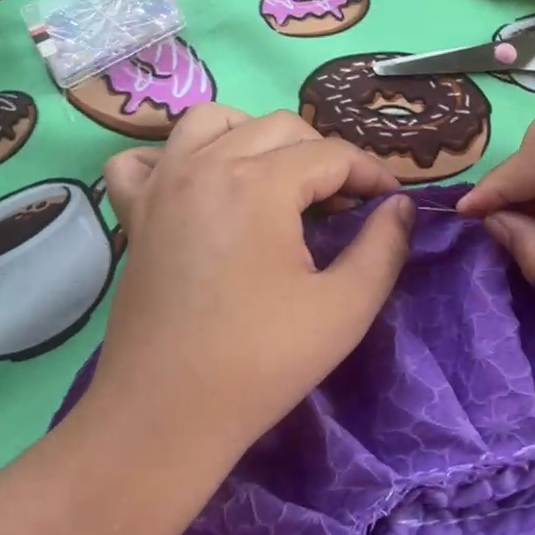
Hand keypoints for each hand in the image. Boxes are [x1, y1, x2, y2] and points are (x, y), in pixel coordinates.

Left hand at [88, 104, 416, 452]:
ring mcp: (161, 186)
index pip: (330, 153)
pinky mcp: (134, 214)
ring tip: (275, 178)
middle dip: (320, 153)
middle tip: (342, 200)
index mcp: (259, 184)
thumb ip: (382, 248)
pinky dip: (169, 158)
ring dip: (252, 134)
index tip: (390, 200)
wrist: (166, 413)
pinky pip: (142, 160)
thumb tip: (400, 206)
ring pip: (209, 121)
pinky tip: (195, 187)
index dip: (370, 171)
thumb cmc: (260, 362)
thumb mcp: (343, 309)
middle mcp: (205, 166)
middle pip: (277, 126)